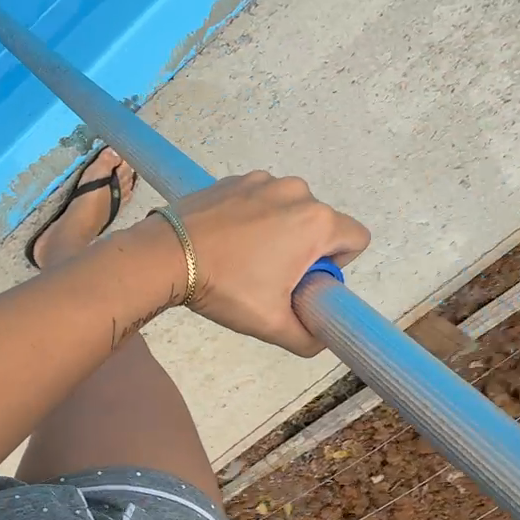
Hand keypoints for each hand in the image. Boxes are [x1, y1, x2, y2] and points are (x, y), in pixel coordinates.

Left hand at [156, 171, 369, 355]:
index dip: (336, 265)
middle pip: (318, 224)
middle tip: (264, 276)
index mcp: (317, 221)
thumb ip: (308, 337)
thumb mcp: (271, 323)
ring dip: (274, 231)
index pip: (356, 239)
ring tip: (238, 258)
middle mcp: (295, 191)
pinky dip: (247, 218)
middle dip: (302, 250)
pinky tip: (221, 240)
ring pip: (285, 210)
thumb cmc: (222, 286)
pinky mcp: (229, 180)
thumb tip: (320, 339)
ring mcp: (259, 180)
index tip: (302, 281)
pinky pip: (254, 200)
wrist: (163, 256)